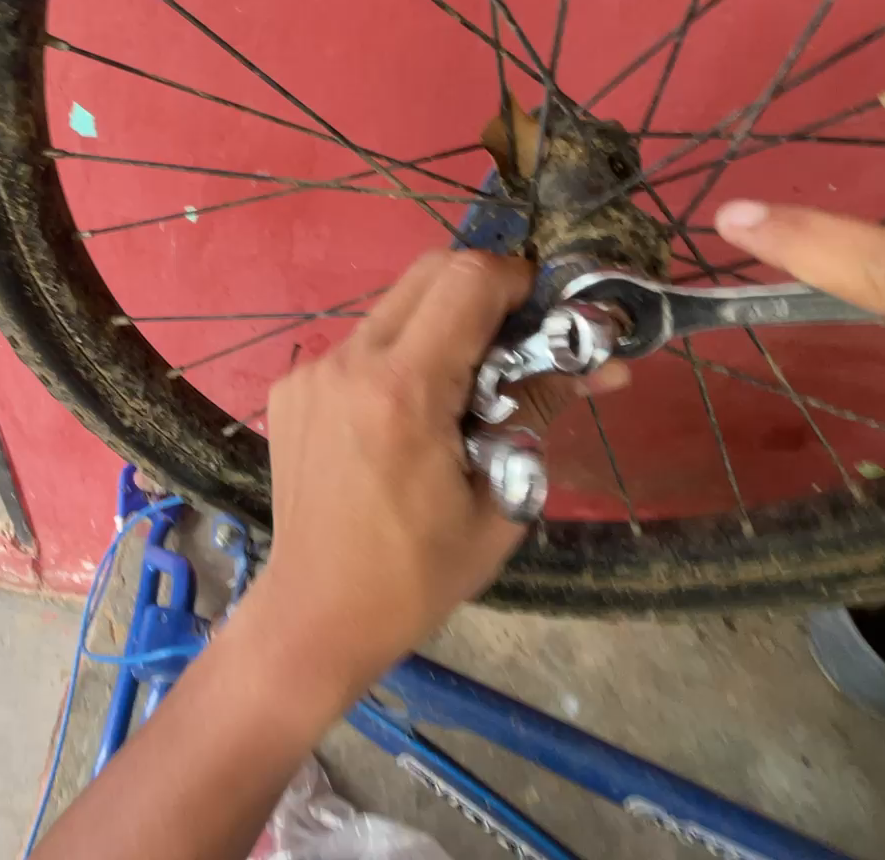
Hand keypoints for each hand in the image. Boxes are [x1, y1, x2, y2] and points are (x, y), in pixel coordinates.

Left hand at [237, 250, 550, 695]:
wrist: (316, 610)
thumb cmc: (416, 575)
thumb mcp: (501, 499)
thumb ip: (536, 413)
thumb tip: (595, 364)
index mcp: (402, 391)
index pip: (467, 281)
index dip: (517, 281)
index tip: (544, 314)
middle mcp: (347, 364)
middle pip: (426, 273)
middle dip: (482, 291)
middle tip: (513, 342)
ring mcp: (309, 373)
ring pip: (390, 309)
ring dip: (436, 327)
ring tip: (459, 390)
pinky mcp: (289, 389)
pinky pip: (356, 348)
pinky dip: (393, 359)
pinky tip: (402, 416)